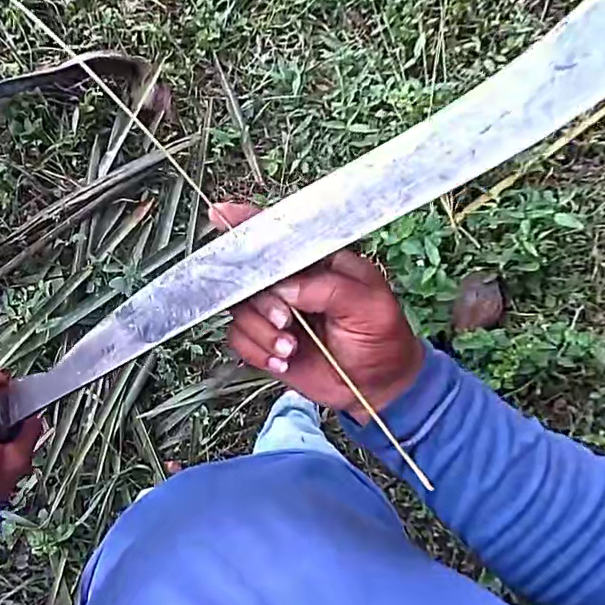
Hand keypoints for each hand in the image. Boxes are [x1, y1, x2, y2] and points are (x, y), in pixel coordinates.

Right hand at [212, 202, 424, 421]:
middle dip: (261, 302)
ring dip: (261, 332)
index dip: (248, 225)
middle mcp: (290, 284)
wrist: (377, 388)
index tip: (222, 216)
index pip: (279, 237)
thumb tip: (284, 286)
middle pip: (248, 277)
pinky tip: (282, 360)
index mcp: (317, 263)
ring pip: (239, 311)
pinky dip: (256, 352)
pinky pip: (239, 339)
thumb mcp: (368, 306)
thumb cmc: (382, 340)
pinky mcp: (265, 341)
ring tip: (291, 348)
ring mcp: (275, 313)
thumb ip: (328, 289)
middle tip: (285, 322)